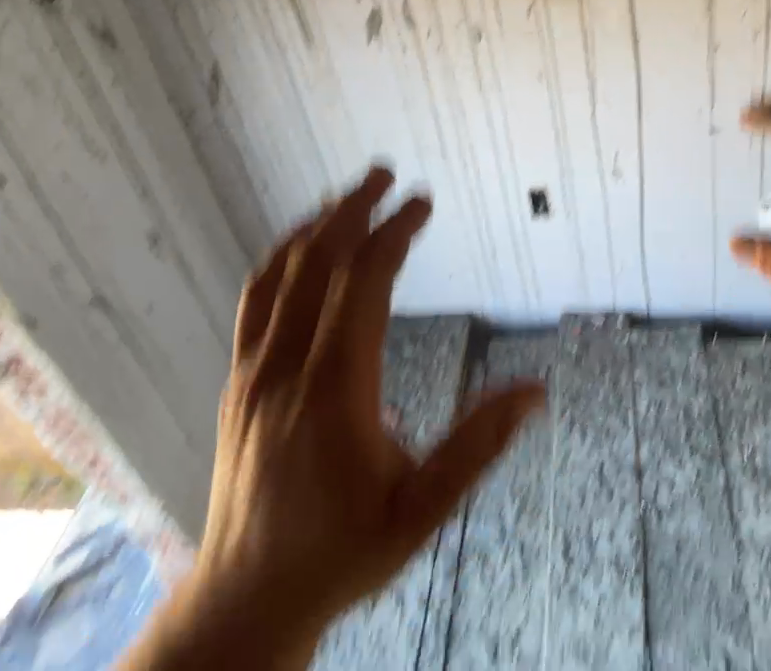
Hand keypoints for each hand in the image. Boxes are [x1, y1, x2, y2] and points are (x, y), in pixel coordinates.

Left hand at [138, 167, 545, 667]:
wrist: (249, 596)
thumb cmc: (343, 552)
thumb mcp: (423, 511)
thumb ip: (478, 447)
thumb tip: (535, 391)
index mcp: (335, 389)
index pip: (363, 284)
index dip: (394, 234)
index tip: (422, 202)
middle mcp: (287, 368)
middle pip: (317, 264)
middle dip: (353, 210)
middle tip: (386, 174)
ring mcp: (252, 374)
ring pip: (278, 276)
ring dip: (314, 227)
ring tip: (346, 198)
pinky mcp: (236, 385)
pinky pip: (254, 304)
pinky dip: (280, 262)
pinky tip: (297, 253)